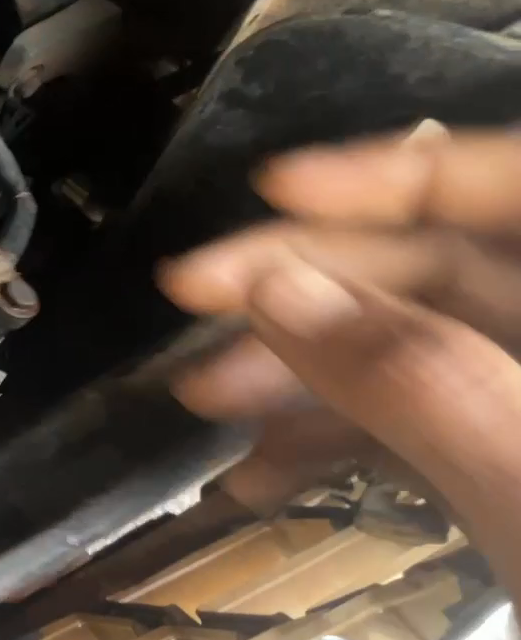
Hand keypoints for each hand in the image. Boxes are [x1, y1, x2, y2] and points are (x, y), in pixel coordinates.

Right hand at [160, 128, 520, 593]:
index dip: (401, 175)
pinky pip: (421, 416)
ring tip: (204, 404)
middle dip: (305, 287)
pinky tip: (261, 464)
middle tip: (189, 301)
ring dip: (296, 365)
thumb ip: (419, 382)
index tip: (272, 186)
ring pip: (418, 346)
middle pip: (452, 269)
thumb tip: (269, 285)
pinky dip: (334, 431)